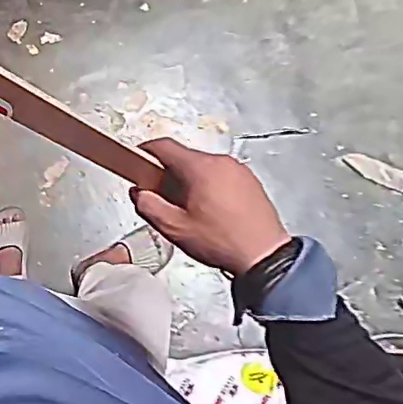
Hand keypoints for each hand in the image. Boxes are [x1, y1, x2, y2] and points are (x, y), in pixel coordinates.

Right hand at [131, 138, 290, 274]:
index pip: (165, 147)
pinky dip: (207, 185)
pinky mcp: (250, 181)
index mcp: (201, 168)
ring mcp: (239, 171)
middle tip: (159, 195)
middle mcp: (222, 163)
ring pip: (202, 166)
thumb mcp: (173, 227)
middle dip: (166, 172)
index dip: (145, 151)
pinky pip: (220, 175)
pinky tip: (206, 209)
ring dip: (187, 180)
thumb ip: (148, 205)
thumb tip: (138, 192)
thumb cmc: (221, 241)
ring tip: (185, 207)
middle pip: (184, 157)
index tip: (136, 160)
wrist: (265, 257)